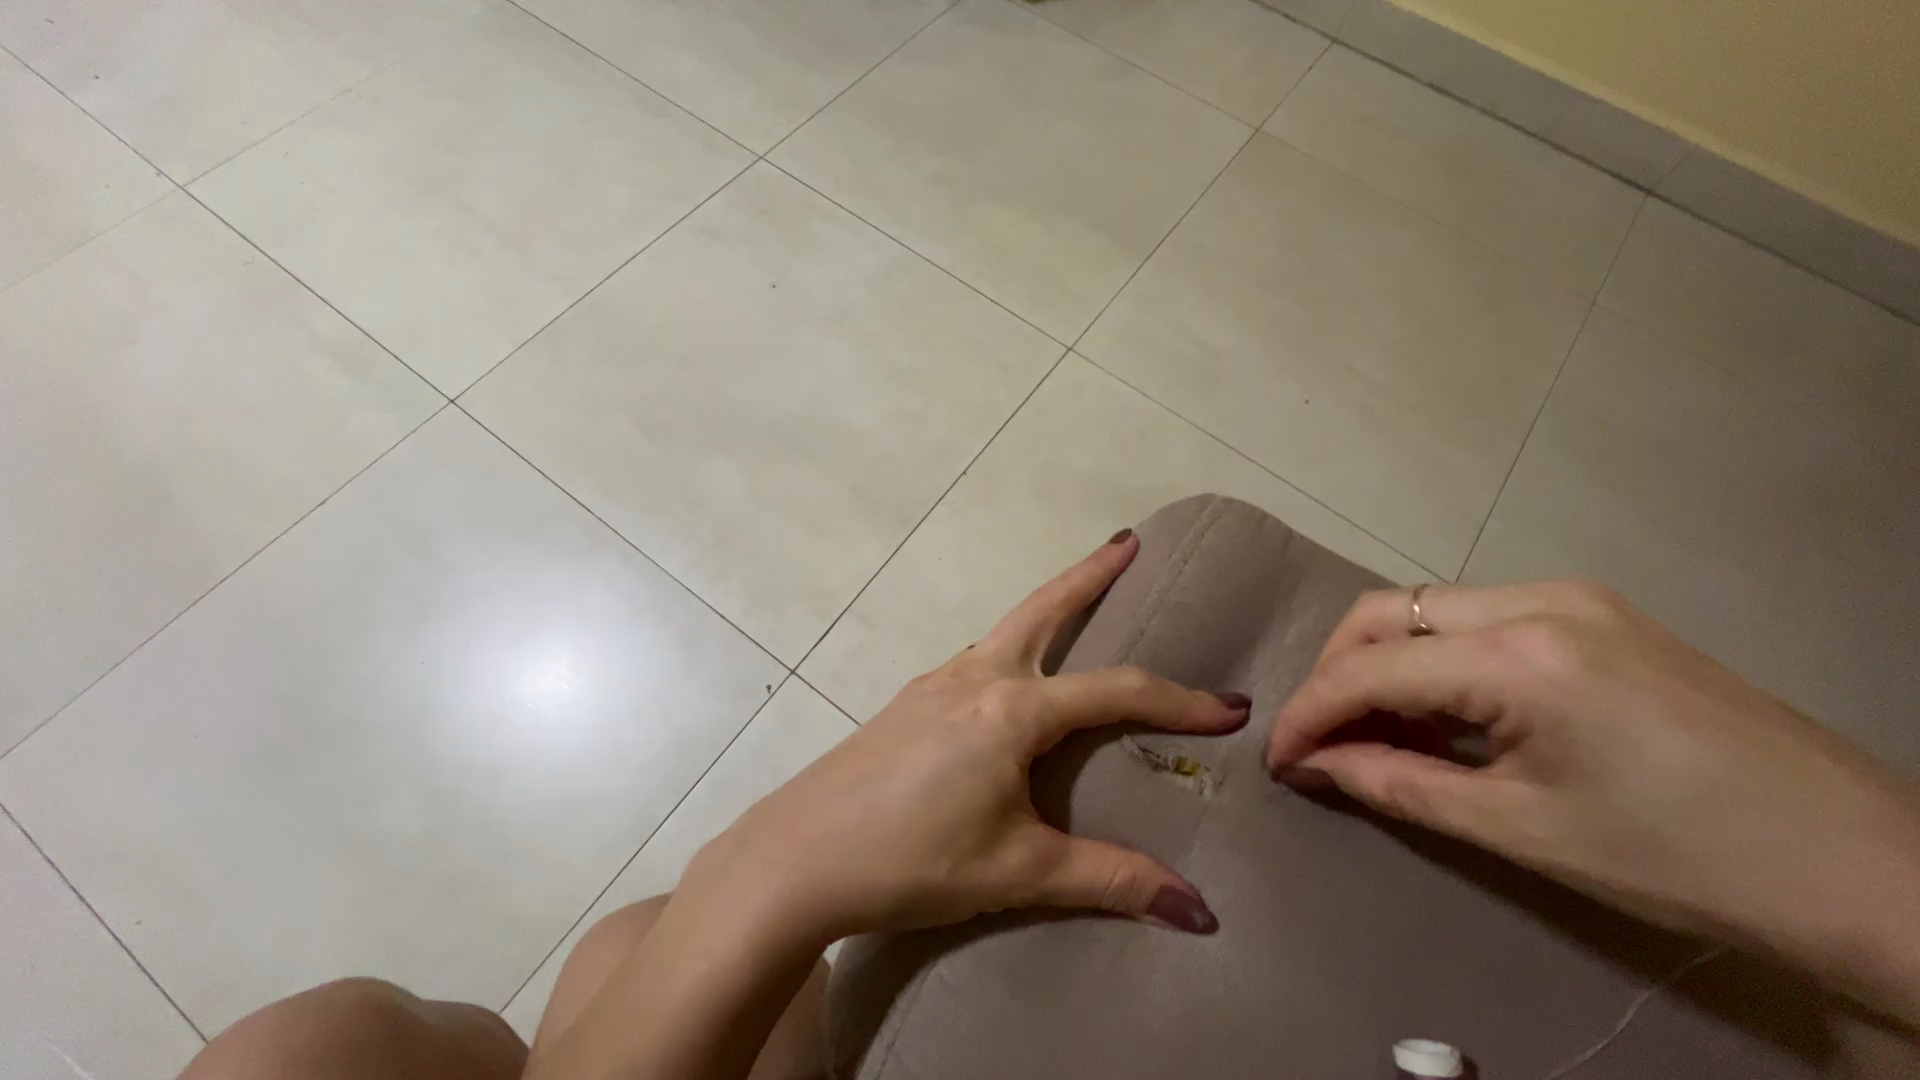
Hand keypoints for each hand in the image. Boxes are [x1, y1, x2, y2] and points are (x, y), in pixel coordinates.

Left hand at [689, 530, 1249, 944]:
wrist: (796, 858)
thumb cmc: (911, 860)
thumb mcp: (1018, 871)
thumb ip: (1110, 880)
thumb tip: (1197, 909)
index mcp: (1011, 710)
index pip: (1115, 691)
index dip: (1179, 701)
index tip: (1231, 711)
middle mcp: (974, 678)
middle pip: (1044, 609)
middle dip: (1091, 575)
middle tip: (1129, 542)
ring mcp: (933, 685)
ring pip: (1005, 630)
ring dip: (1047, 609)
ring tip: (1078, 605)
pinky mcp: (907, 704)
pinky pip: (975, 661)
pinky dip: (1010, 649)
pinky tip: (1009, 682)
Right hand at [1265, 581, 1919, 1025]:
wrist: (1866, 869)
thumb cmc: (1682, 859)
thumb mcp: (1519, 831)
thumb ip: (1395, 785)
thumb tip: (1312, 766)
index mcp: (1521, 655)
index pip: (1370, 667)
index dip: (1308, 712)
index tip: (1278, 760)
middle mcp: (1539, 600)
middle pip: (1386, 612)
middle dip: (1334, 673)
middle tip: (1319, 740)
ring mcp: (1575, 598)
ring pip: (1427, 607)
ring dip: (1382, 662)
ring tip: (1373, 731)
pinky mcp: (1599, 613)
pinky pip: (1477, 617)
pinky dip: (1433, 657)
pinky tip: (1438, 711)